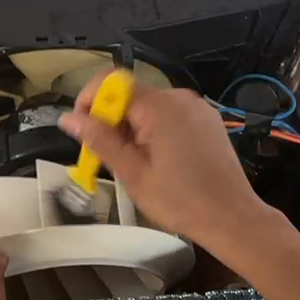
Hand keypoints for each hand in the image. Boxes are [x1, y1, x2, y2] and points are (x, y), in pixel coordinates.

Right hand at [58, 71, 276, 252]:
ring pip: (149, 107)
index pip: (110, 82)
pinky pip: (170, 116)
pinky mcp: (207, 121)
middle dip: (111, 120)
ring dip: (132, 128)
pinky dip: (155, 130)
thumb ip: (100, 140)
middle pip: (130, 94)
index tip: (82, 129)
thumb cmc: (180, 201)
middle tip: (107, 156)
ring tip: (134, 164)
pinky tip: (158, 161)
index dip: (89, 100)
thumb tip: (68, 118)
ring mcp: (197, 108)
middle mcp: (179, 98)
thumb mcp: (132, 173)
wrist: (232, 217)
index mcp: (159, 106)